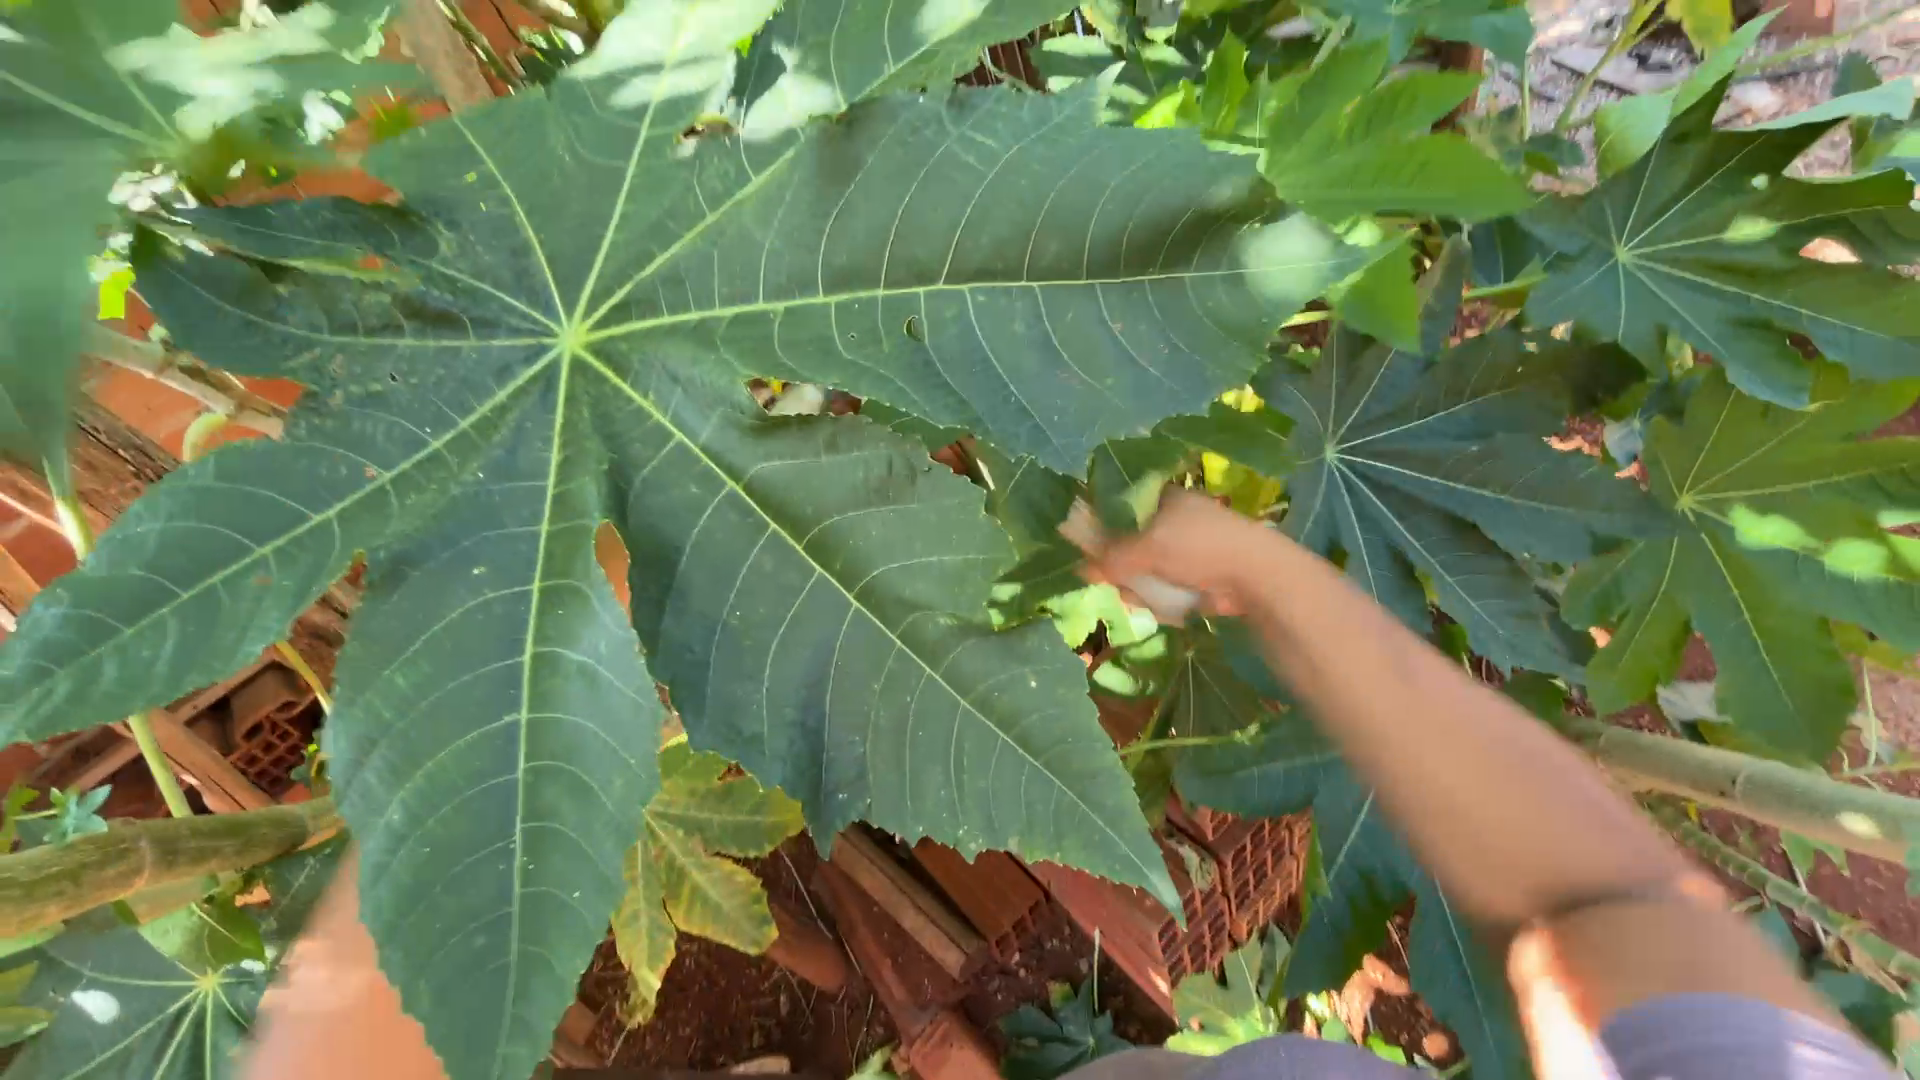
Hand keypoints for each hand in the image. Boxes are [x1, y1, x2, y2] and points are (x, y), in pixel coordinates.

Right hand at [1065, 489, 1276, 616]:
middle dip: (1116, 565)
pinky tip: (1155, 605)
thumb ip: (1110, 558)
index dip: (1098, 528)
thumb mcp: (1145, 548)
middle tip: (1110, 579)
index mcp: (1159, 498)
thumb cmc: (1197, 547)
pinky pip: (1157, 585)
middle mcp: (1168, 519)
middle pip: (1124, 542)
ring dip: (1135, 585)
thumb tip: (1080, 569)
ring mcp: (1180, 548)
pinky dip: (1154, 597)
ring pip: (1139, 567)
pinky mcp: (1189, 574)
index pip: (1116, 508)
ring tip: (1138, 596)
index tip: (1087, 550)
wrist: (1252, 575)